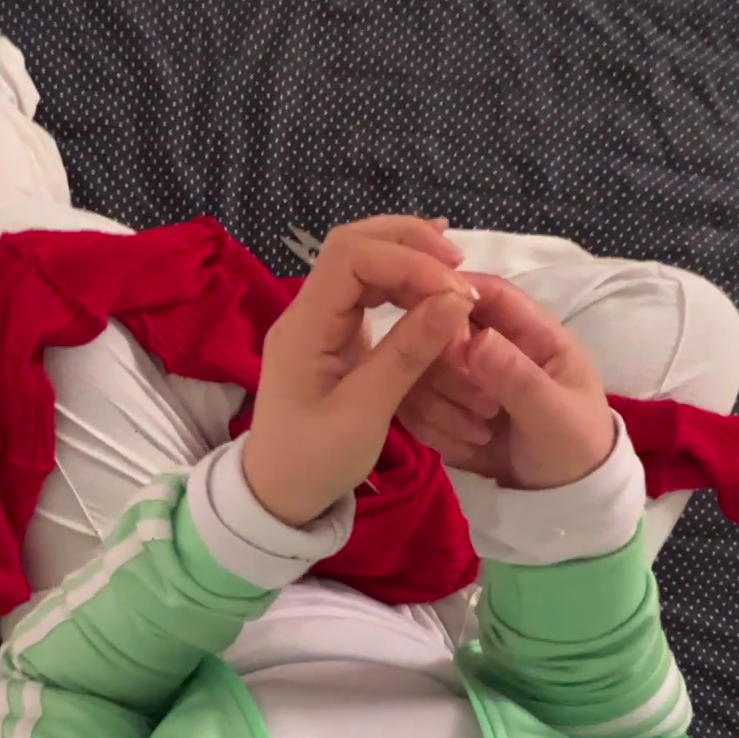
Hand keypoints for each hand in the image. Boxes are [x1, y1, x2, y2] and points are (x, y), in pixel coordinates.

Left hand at [243, 217, 478, 525]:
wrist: (279, 493)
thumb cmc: (315, 461)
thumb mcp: (365, 413)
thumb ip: (408, 353)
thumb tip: (457, 298)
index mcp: (303, 328)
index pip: (349, 257)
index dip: (406, 260)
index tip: (454, 288)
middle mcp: (305, 314)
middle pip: (351, 246)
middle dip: (407, 244)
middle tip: (459, 265)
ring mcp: (317, 322)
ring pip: (359, 263)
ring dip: (406, 259)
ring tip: (453, 272)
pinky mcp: (332, 336)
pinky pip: (364, 291)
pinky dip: (399, 281)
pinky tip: (430, 283)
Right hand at [397, 272, 614, 489]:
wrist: (557, 501)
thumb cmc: (574, 448)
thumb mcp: (555, 415)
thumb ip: (518, 378)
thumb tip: (475, 339)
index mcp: (530, 334)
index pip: (489, 294)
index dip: (457, 295)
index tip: (430, 318)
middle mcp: (488, 349)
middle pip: (440, 332)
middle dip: (450, 371)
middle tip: (483, 408)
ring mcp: (459, 380)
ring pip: (418, 372)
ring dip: (442, 406)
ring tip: (481, 433)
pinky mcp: (438, 409)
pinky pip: (411, 407)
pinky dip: (432, 429)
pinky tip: (466, 446)